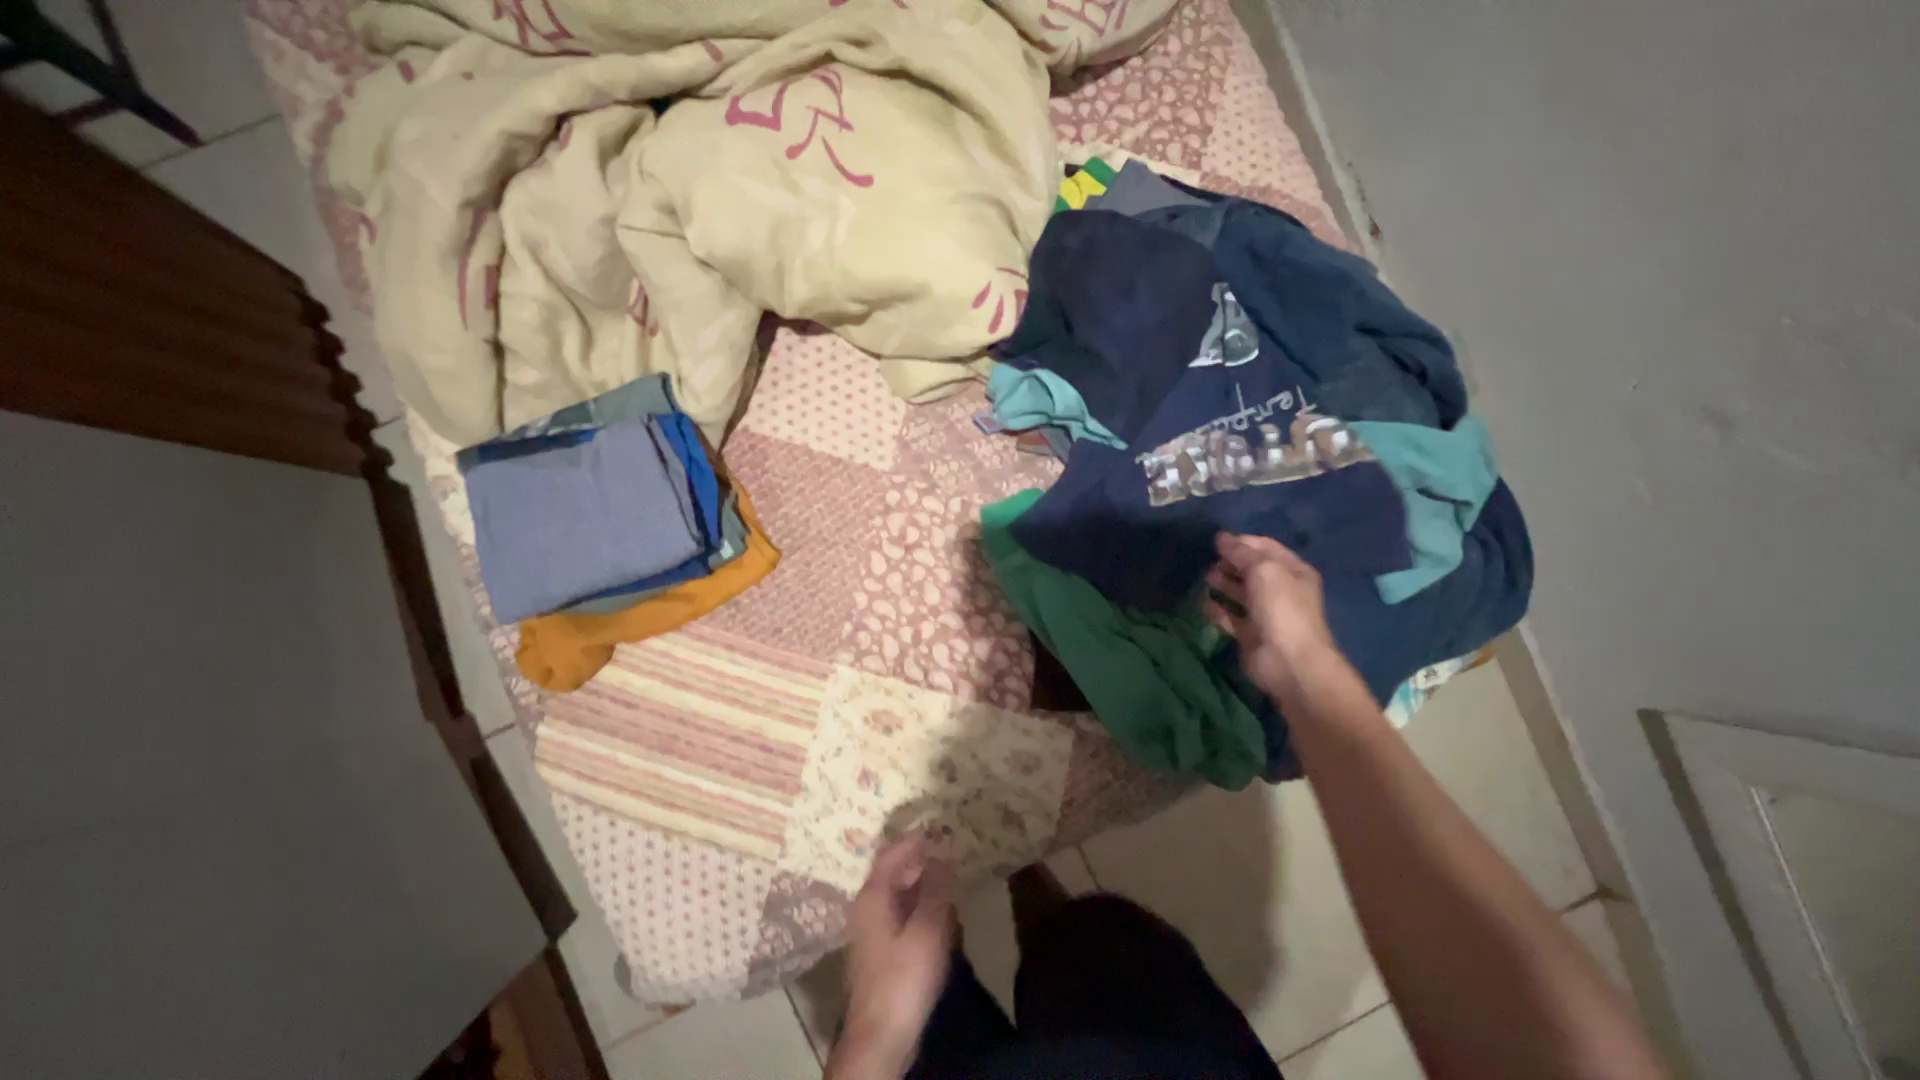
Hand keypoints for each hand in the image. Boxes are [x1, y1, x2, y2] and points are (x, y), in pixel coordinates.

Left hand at [832, 835, 956, 1079]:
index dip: (916, 839)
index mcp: (873, 896)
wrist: (881, 1034)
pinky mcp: (881, 952)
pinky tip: (942, 916)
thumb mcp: (928, 929)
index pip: (892, 854)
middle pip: (895, 873)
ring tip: (952, 879)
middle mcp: (867, 908)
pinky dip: (920, 908)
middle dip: (922, 861)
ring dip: (923, 886)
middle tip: (953, 851)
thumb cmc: (904, 978)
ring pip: (899, 896)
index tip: (940, 826)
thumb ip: (936, 890)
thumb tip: (941, 857)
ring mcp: (871, 931)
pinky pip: (902, 916)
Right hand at [1204, 532, 1340, 700]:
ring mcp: (1265, 613)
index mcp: (1293, 570)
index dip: (1242, 542)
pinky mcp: (1250, 634)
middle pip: (1251, 570)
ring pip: (1240, 592)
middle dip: (1230, 563)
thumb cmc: (1281, 607)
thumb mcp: (1263, 569)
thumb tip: (1221, 538)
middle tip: (1209, 561)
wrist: (1287, 661)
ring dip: (1222, 583)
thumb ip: (1241, 552)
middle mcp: (1281, 589)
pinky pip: (1230, 616)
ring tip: (1205, 578)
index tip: (1216, 542)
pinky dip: (1217, 609)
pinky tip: (1202, 602)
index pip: (1265, 548)